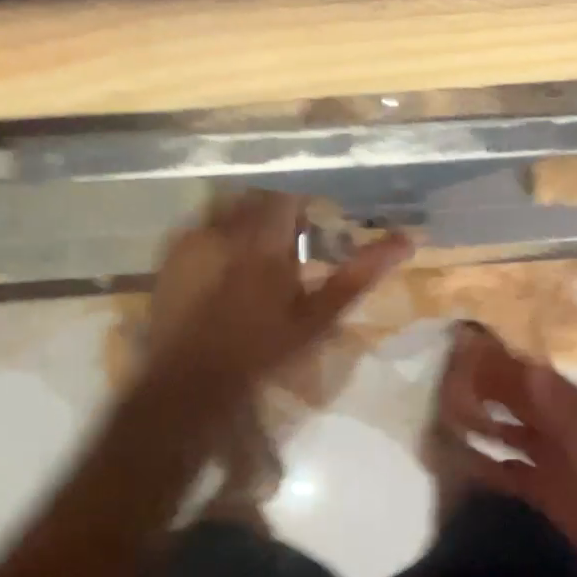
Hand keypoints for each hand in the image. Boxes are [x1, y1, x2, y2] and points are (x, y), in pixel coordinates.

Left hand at [145, 190, 411, 391]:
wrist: (188, 385)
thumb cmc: (262, 353)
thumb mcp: (318, 318)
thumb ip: (359, 274)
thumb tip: (406, 241)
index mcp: (266, 239)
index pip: (291, 191)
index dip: (305, 203)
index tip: (316, 222)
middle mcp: (227, 227)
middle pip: (259, 195)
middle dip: (277, 210)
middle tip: (290, 241)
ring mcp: (193, 237)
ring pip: (229, 207)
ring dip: (247, 220)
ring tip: (256, 255)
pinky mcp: (170, 251)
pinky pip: (202, 225)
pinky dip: (219, 235)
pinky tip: (225, 267)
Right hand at [433, 323, 576, 572]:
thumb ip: (552, 398)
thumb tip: (518, 359)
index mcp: (571, 400)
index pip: (528, 370)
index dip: (497, 358)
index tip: (461, 346)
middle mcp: (556, 421)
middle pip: (513, 397)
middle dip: (481, 387)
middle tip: (441, 378)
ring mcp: (547, 455)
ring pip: (506, 430)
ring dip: (478, 422)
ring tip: (441, 413)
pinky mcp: (539, 488)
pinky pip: (505, 470)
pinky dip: (483, 463)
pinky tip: (457, 457)